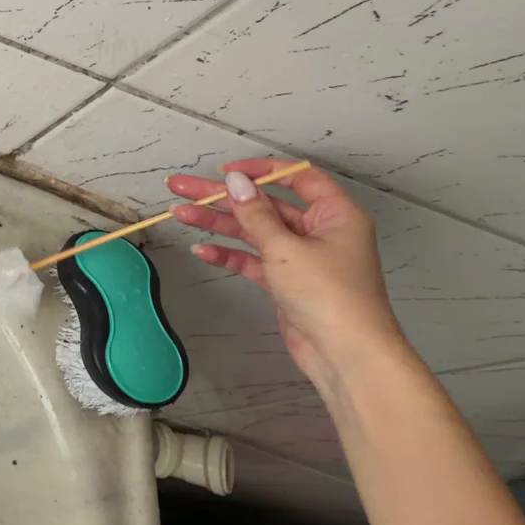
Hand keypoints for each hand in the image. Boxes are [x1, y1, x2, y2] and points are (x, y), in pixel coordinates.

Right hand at [167, 159, 405, 386]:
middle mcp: (318, 231)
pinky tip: (202, 251)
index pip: (298, 178)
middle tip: (181, 186)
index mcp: (334, 216)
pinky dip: (228, 254)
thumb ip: (255, 213)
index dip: (262, 170)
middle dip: (221, 196)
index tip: (225, 172)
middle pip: (264, 204)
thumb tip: (235, 181)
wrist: (346, 354)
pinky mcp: (285, 280)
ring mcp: (300, 257)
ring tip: (179, 213)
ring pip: (252, 230)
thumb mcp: (286, 247)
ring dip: (217, 223)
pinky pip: (251, 258)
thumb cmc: (328, 294)